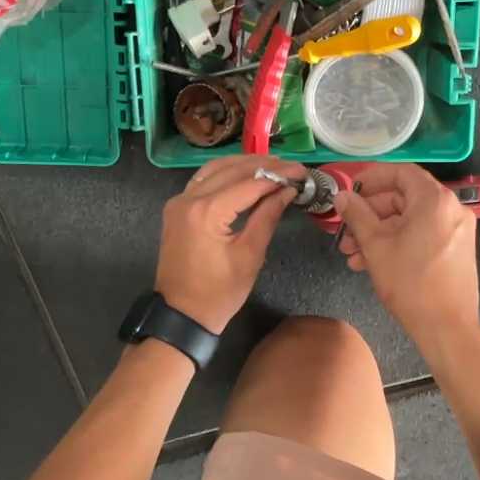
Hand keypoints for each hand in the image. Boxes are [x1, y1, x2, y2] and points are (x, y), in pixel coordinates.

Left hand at [154, 155, 306, 333]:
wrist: (180, 314)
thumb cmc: (219, 293)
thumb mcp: (250, 255)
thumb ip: (267, 216)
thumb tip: (287, 190)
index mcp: (206, 212)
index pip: (248, 183)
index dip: (278, 175)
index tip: (301, 172)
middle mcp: (189, 199)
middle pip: (231, 170)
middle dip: (264, 166)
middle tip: (292, 168)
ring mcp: (179, 201)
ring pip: (215, 169)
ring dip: (244, 165)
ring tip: (274, 167)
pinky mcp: (177, 207)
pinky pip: (203, 179)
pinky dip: (226, 173)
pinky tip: (246, 174)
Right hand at [336, 163, 479, 343]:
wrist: (446, 327)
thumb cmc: (409, 282)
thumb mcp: (375, 245)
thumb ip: (357, 214)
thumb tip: (343, 196)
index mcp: (434, 200)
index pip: (401, 172)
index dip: (372, 177)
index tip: (351, 191)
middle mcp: (451, 208)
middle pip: (404, 197)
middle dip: (371, 213)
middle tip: (346, 230)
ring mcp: (457, 230)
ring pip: (410, 220)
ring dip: (380, 232)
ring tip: (353, 254)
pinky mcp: (457, 250)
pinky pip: (423, 235)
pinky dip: (398, 242)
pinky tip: (372, 262)